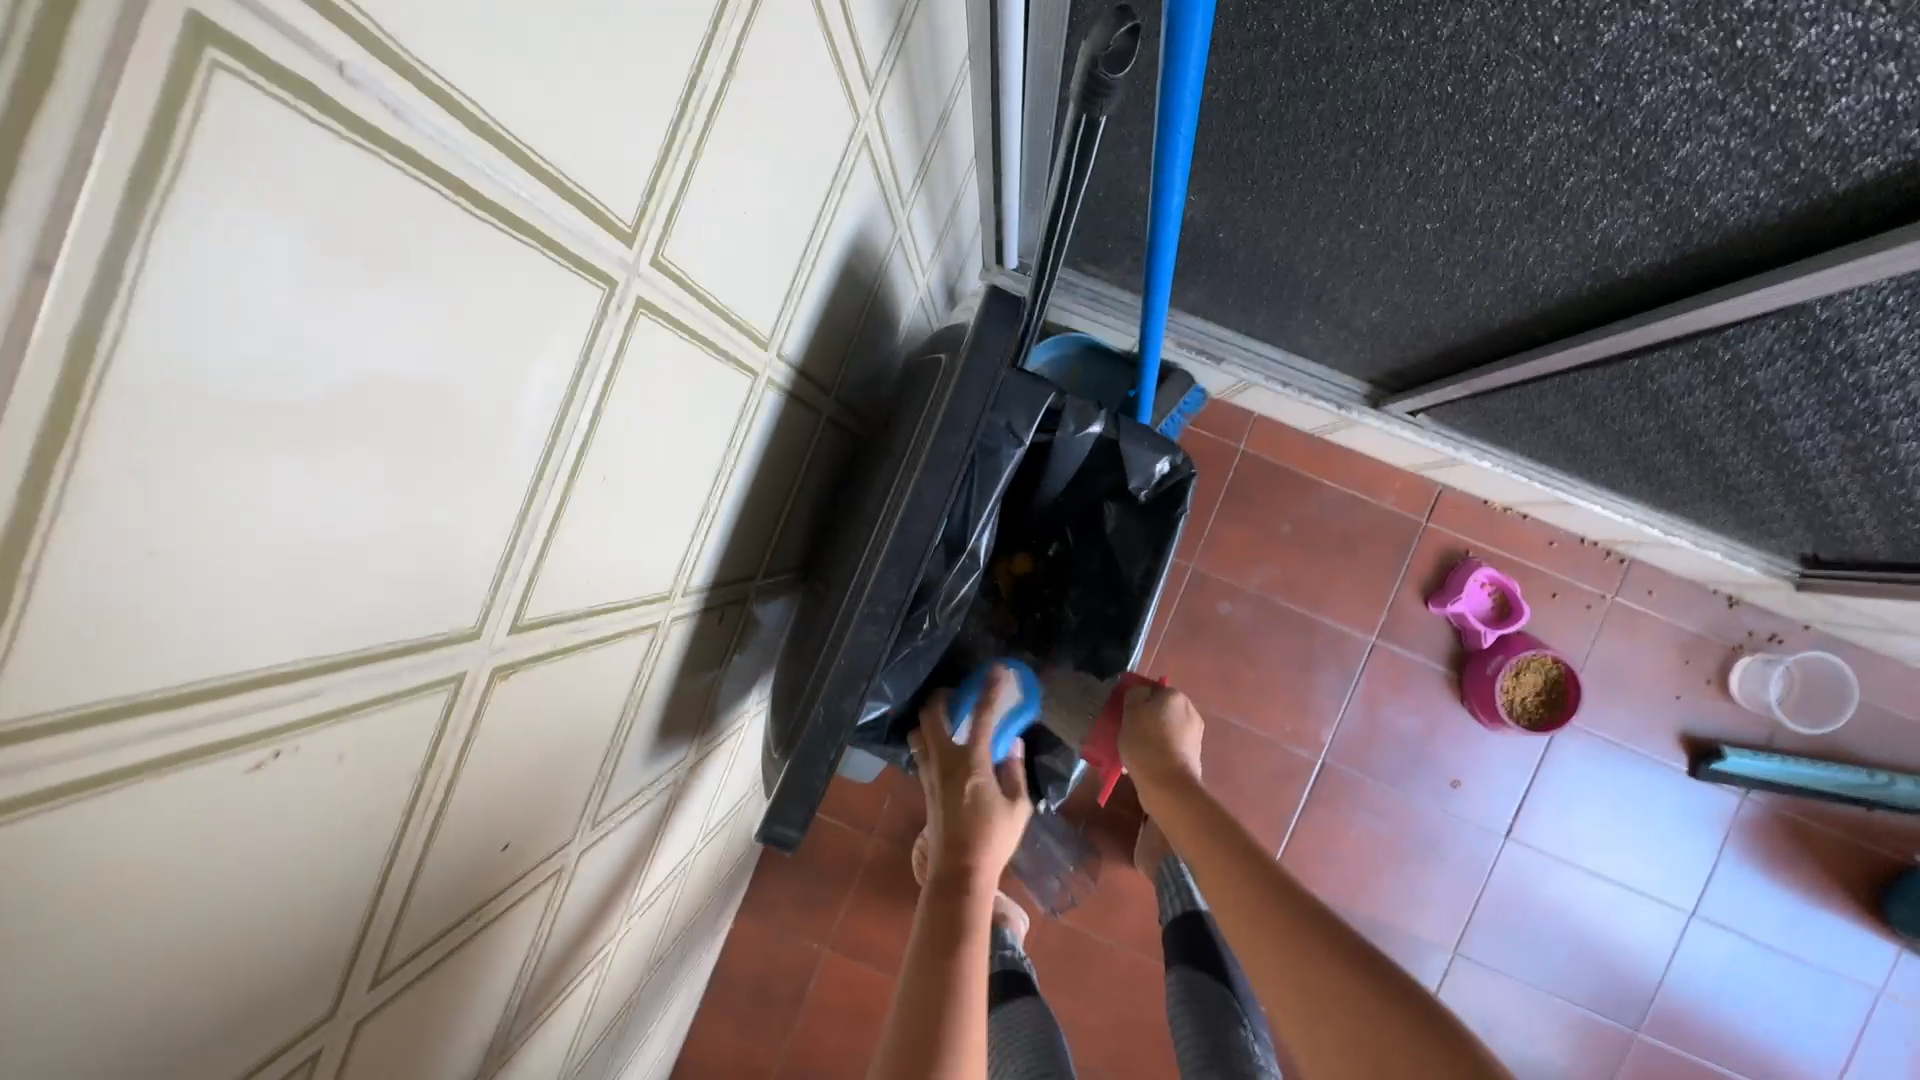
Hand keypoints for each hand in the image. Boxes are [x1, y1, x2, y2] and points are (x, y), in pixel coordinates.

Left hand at [907, 666, 1032, 889]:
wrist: (959, 870)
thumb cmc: (993, 839)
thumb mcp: (1018, 806)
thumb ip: (1014, 770)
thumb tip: (1012, 743)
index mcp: (971, 761)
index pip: (981, 715)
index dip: (989, 689)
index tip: (996, 670)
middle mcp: (944, 760)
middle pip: (931, 713)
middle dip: (943, 695)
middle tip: (959, 693)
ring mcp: (929, 772)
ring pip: (918, 731)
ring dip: (930, 718)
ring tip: (947, 718)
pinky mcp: (923, 785)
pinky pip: (920, 750)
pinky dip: (929, 738)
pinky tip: (944, 746)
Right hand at [1119, 683, 1203, 794]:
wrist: (1168, 784)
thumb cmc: (1145, 742)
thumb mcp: (1130, 711)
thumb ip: (1134, 694)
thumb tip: (1141, 693)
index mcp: (1175, 696)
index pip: (1153, 690)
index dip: (1137, 701)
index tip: (1124, 715)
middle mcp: (1190, 711)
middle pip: (1161, 711)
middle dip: (1146, 720)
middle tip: (1127, 733)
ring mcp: (1194, 736)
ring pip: (1165, 731)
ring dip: (1151, 737)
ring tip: (1133, 753)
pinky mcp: (1193, 757)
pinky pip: (1169, 749)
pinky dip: (1158, 753)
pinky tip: (1144, 765)